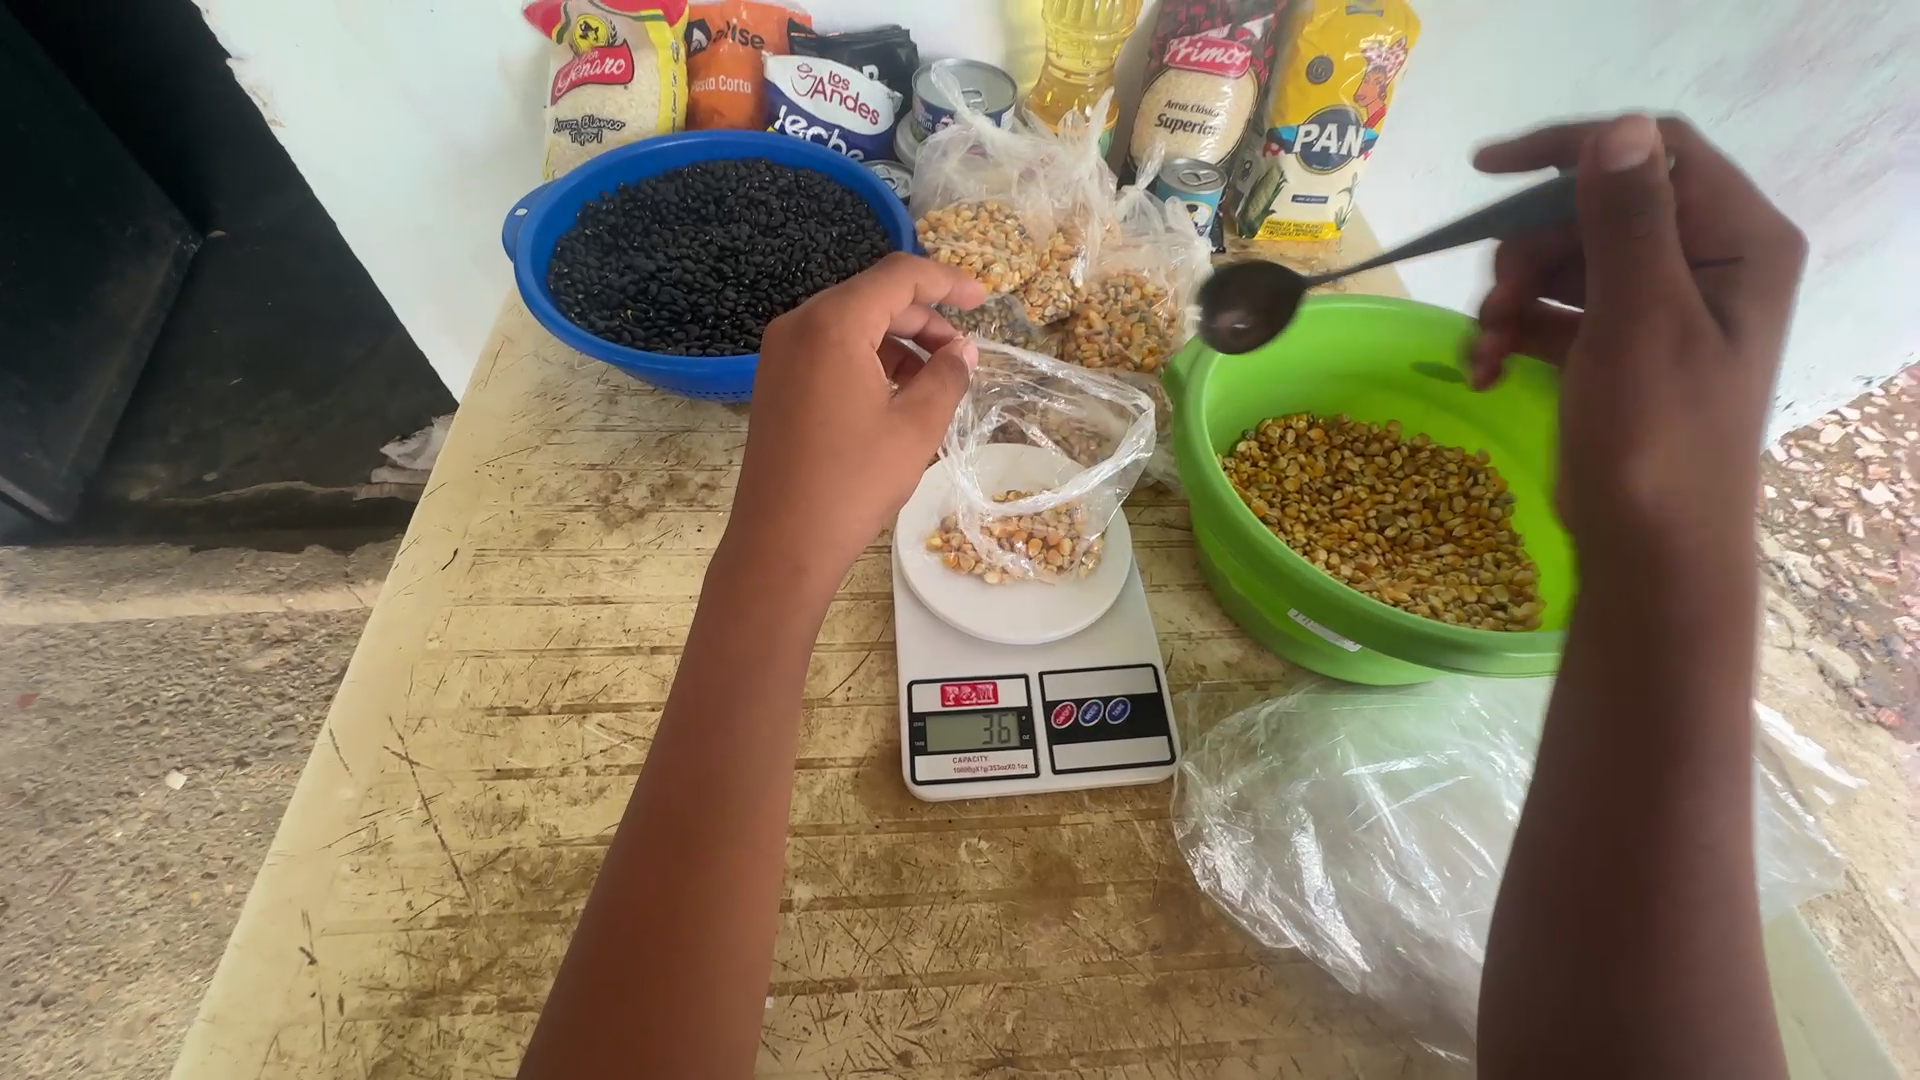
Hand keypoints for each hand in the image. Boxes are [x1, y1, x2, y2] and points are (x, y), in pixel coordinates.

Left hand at [724, 253, 985, 596]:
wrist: (782, 541)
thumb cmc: (854, 482)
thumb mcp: (916, 427)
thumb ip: (947, 376)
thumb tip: (964, 350)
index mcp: (834, 323)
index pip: (898, 277)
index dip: (946, 281)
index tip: (982, 299)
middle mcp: (799, 325)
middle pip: (872, 298)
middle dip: (923, 320)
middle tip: (961, 355)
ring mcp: (780, 354)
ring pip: (850, 326)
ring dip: (897, 343)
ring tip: (934, 380)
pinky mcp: (775, 382)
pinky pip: (828, 351)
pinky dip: (867, 360)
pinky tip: (895, 394)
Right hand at [1467, 114, 1805, 569]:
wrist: (1648, 538)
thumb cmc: (1655, 433)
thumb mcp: (1638, 321)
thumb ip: (1626, 223)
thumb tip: (1611, 129)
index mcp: (1732, 241)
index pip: (1652, 154)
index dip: (1569, 150)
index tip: (1482, 171)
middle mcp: (1698, 264)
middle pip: (1591, 215)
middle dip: (1525, 254)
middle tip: (1494, 303)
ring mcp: (1652, 309)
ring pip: (1560, 267)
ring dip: (1509, 302)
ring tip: (1486, 351)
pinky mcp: (1611, 348)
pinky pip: (1550, 316)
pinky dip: (1511, 337)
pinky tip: (1487, 372)